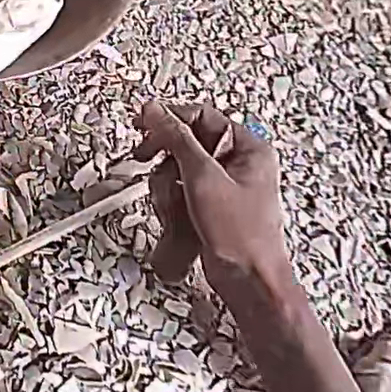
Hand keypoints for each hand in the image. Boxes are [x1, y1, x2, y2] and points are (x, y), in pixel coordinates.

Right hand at [133, 101, 290, 298]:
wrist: (248, 281)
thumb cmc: (241, 234)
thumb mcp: (203, 177)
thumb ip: (176, 139)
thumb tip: (155, 110)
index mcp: (247, 147)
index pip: (200, 115)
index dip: (169, 117)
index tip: (142, 122)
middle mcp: (236, 162)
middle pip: (185, 141)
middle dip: (164, 156)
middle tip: (144, 155)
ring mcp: (221, 183)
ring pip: (176, 166)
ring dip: (167, 184)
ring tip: (174, 202)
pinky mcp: (207, 203)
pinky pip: (178, 188)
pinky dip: (171, 200)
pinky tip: (177, 214)